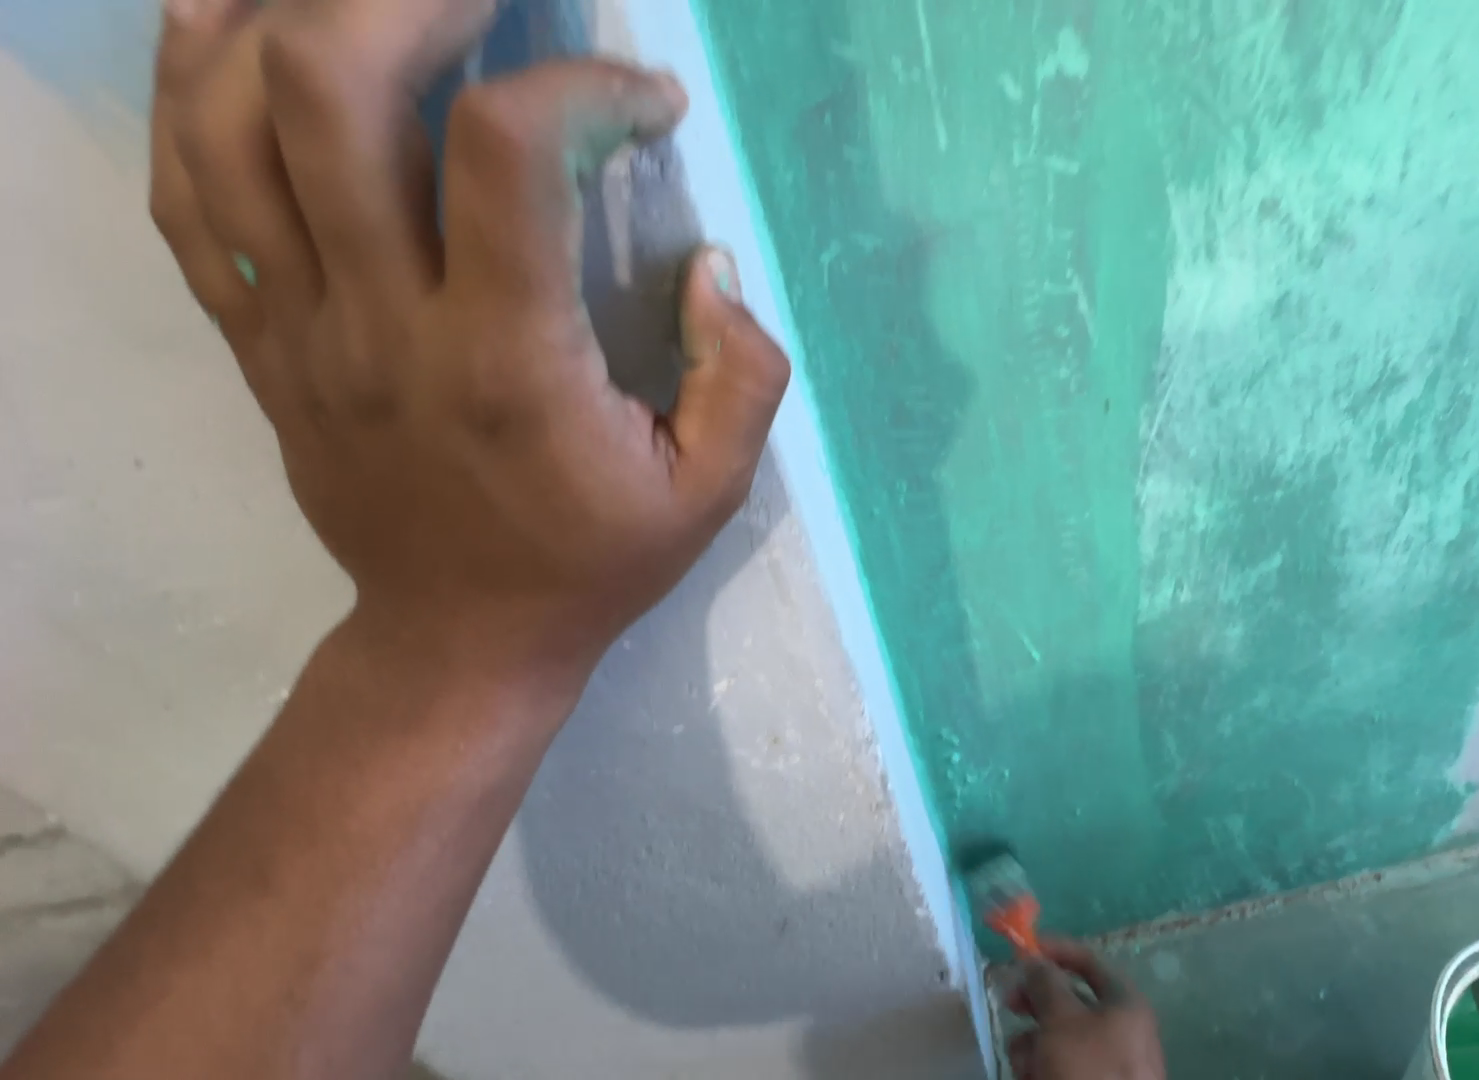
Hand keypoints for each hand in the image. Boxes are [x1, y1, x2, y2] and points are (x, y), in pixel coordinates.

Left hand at [148, 0, 788, 693]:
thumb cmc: (597, 561)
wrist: (464, 638)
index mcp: (511, 363)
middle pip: (332, 88)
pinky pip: (185, 189)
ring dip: (295, 16)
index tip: (649, 102)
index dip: (584, 87)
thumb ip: (742, 377)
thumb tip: (714, 268)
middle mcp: (386, 326)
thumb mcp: (713, 490)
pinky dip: (191, 83)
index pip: (508, 154)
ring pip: (230, 117)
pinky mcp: (260, 344)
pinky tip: (239, 27)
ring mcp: (302, 330)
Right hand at [1008, 941, 1166, 1079]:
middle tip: (1009, 1004)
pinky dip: (1043, 1068)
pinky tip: (1030, 1078)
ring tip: (1022, 1062)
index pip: (1087, 960)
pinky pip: (1063, 1067)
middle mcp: (1121, 1028)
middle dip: (1035, 1005)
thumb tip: (1033, 959)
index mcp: (1124, 1002)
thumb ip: (1044, 982)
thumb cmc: (1089, 1072)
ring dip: (1033, 1044)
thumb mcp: (1061, 1019)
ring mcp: (1109, 1064)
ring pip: (1060, 1038)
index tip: (1021, 950)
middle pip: (1070, 1001)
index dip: (1053, 950)